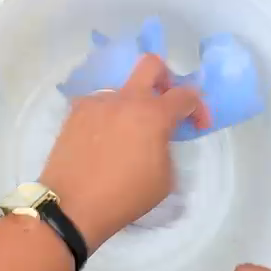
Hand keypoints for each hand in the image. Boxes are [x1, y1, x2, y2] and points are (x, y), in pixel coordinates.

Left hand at [40, 53, 209, 248]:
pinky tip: (102, 139)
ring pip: (122, 89)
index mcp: (153, 115)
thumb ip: (166, 147)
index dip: (198, 107)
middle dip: (166, 77)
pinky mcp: (76, 111)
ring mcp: (98, 102)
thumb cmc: (125, 196)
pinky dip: (107, 116)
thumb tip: (157, 137)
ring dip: (132, 105)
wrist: (73, 205)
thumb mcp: (164, 178)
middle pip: (152, 64)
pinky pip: (99, 104)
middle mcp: (126, 99)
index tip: (198, 125)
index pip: (186, 95)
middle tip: (165, 102)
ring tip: (127, 134)